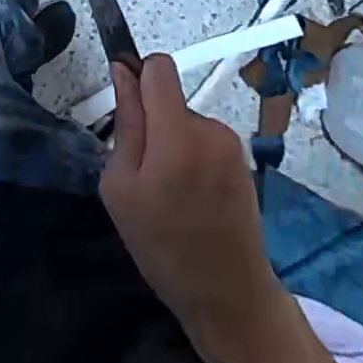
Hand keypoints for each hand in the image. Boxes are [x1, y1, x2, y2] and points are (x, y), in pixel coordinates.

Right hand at [104, 56, 338, 362]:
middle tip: (144, 172)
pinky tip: (191, 195)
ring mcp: (231, 143)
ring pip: (184, 119)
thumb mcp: (121, 186)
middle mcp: (210, 129)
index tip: (128, 104)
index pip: (159, 67)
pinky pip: (204, 138)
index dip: (138, 74)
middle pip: (169, 97)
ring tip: (169, 190)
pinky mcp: (242, 157)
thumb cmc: (162, 245)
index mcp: (177, 134)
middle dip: (152, 120)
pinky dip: (192, 155)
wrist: (228, 295)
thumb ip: (125, 122)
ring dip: (172, 140)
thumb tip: (122, 71)